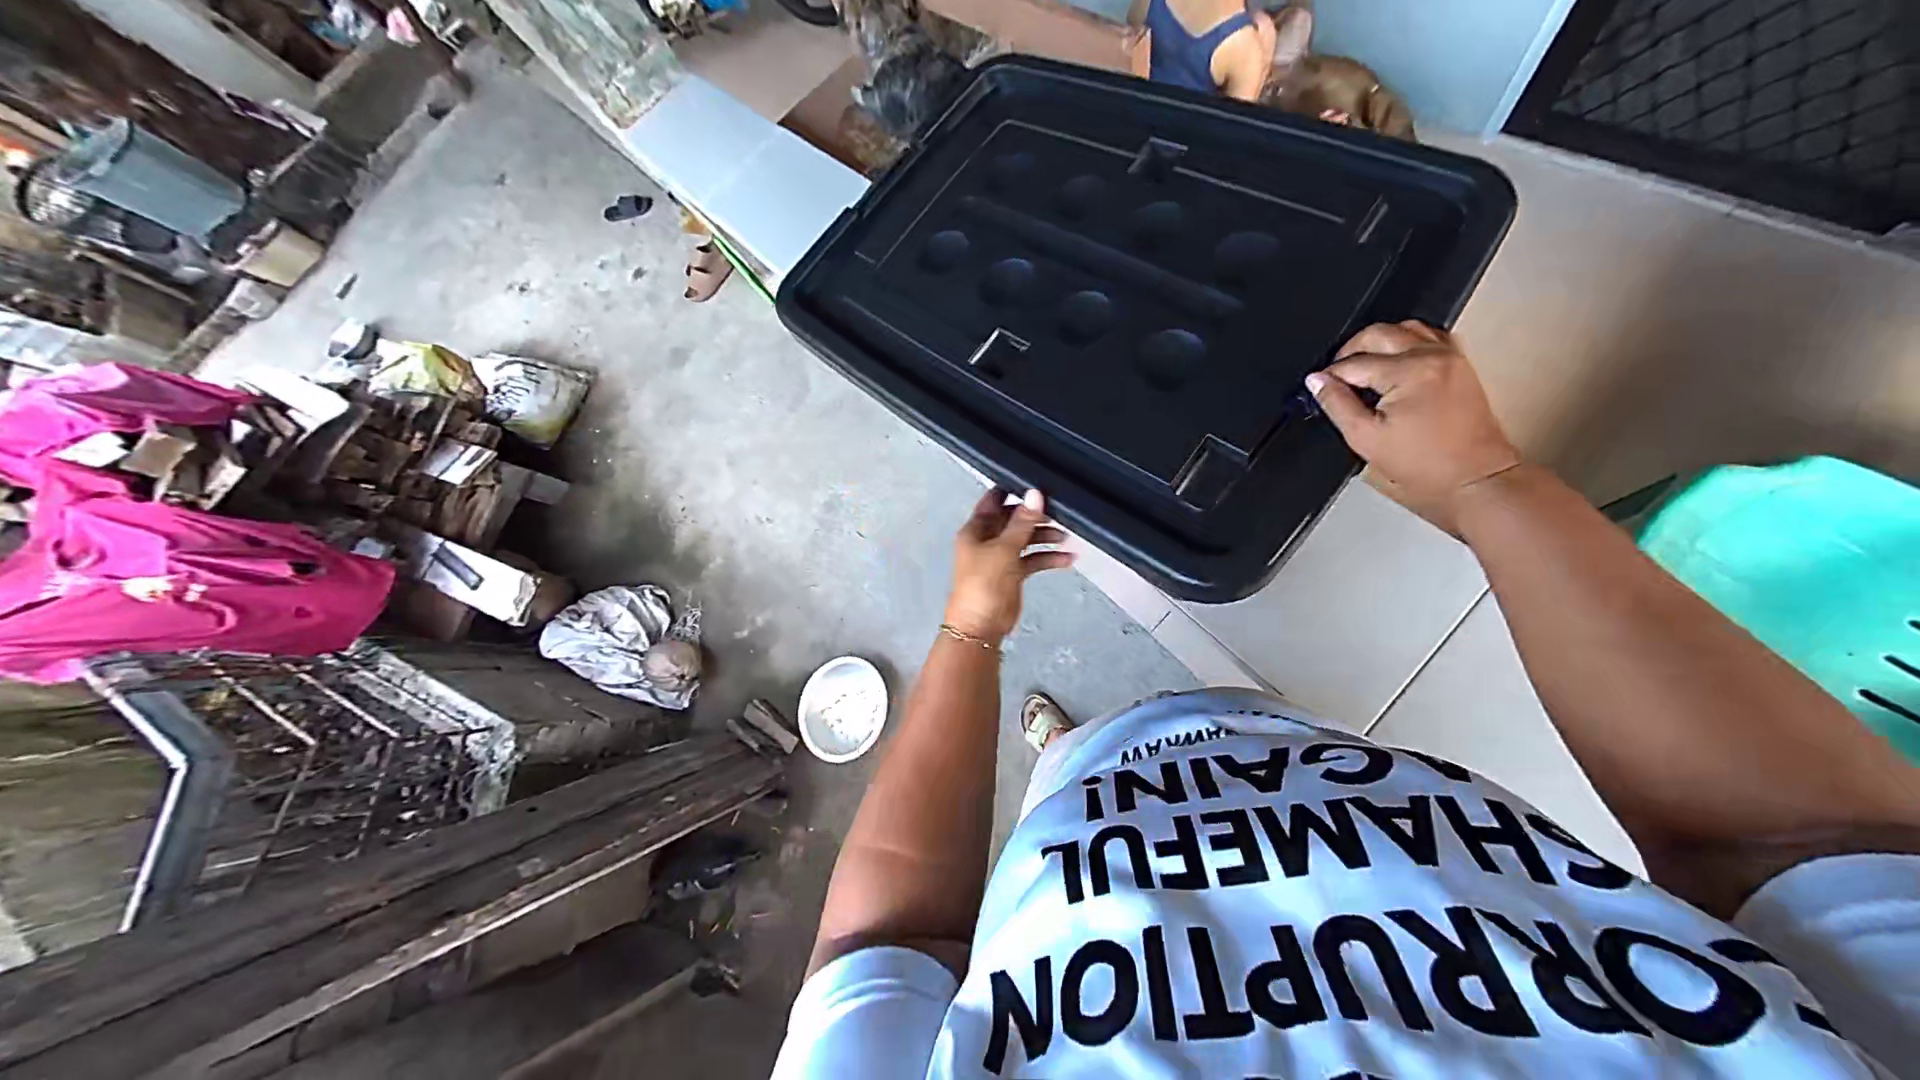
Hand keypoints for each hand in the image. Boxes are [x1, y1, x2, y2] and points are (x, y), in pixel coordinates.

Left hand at [944, 488, 1073, 642]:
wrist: (980, 626)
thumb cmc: (983, 584)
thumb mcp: (1005, 549)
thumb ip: (1022, 522)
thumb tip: (1035, 494)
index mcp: (976, 530)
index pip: (993, 501)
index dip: (1012, 492)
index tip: (1035, 484)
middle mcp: (987, 540)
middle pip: (1013, 520)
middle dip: (1035, 516)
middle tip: (1058, 511)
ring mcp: (1000, 557)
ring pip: (1025, 539)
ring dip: (1044, 536)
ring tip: (1066, 536)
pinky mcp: (1013, 574)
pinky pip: (1033, 560)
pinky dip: (1048, 558)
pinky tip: (1068, 558)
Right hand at [1307, 321, 1520, 531]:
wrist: (1472, 477)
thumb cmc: (1426, 464)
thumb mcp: (1364, 438)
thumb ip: (1336, 403)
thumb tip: (1317, 381)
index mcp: (1410, 372)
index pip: (1354, 363)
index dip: (1329, 376)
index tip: (1319, 387)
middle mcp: (1433, 356)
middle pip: (1378, 334)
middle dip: (1349, 351)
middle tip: (1334, 375)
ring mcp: (1451, 357)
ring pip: (1405, 329)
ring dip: (1378, 343)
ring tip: (1362, 368)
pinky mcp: (1460, 364)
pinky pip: (1429, 337)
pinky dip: (1406, 343)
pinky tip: (1394, 364)